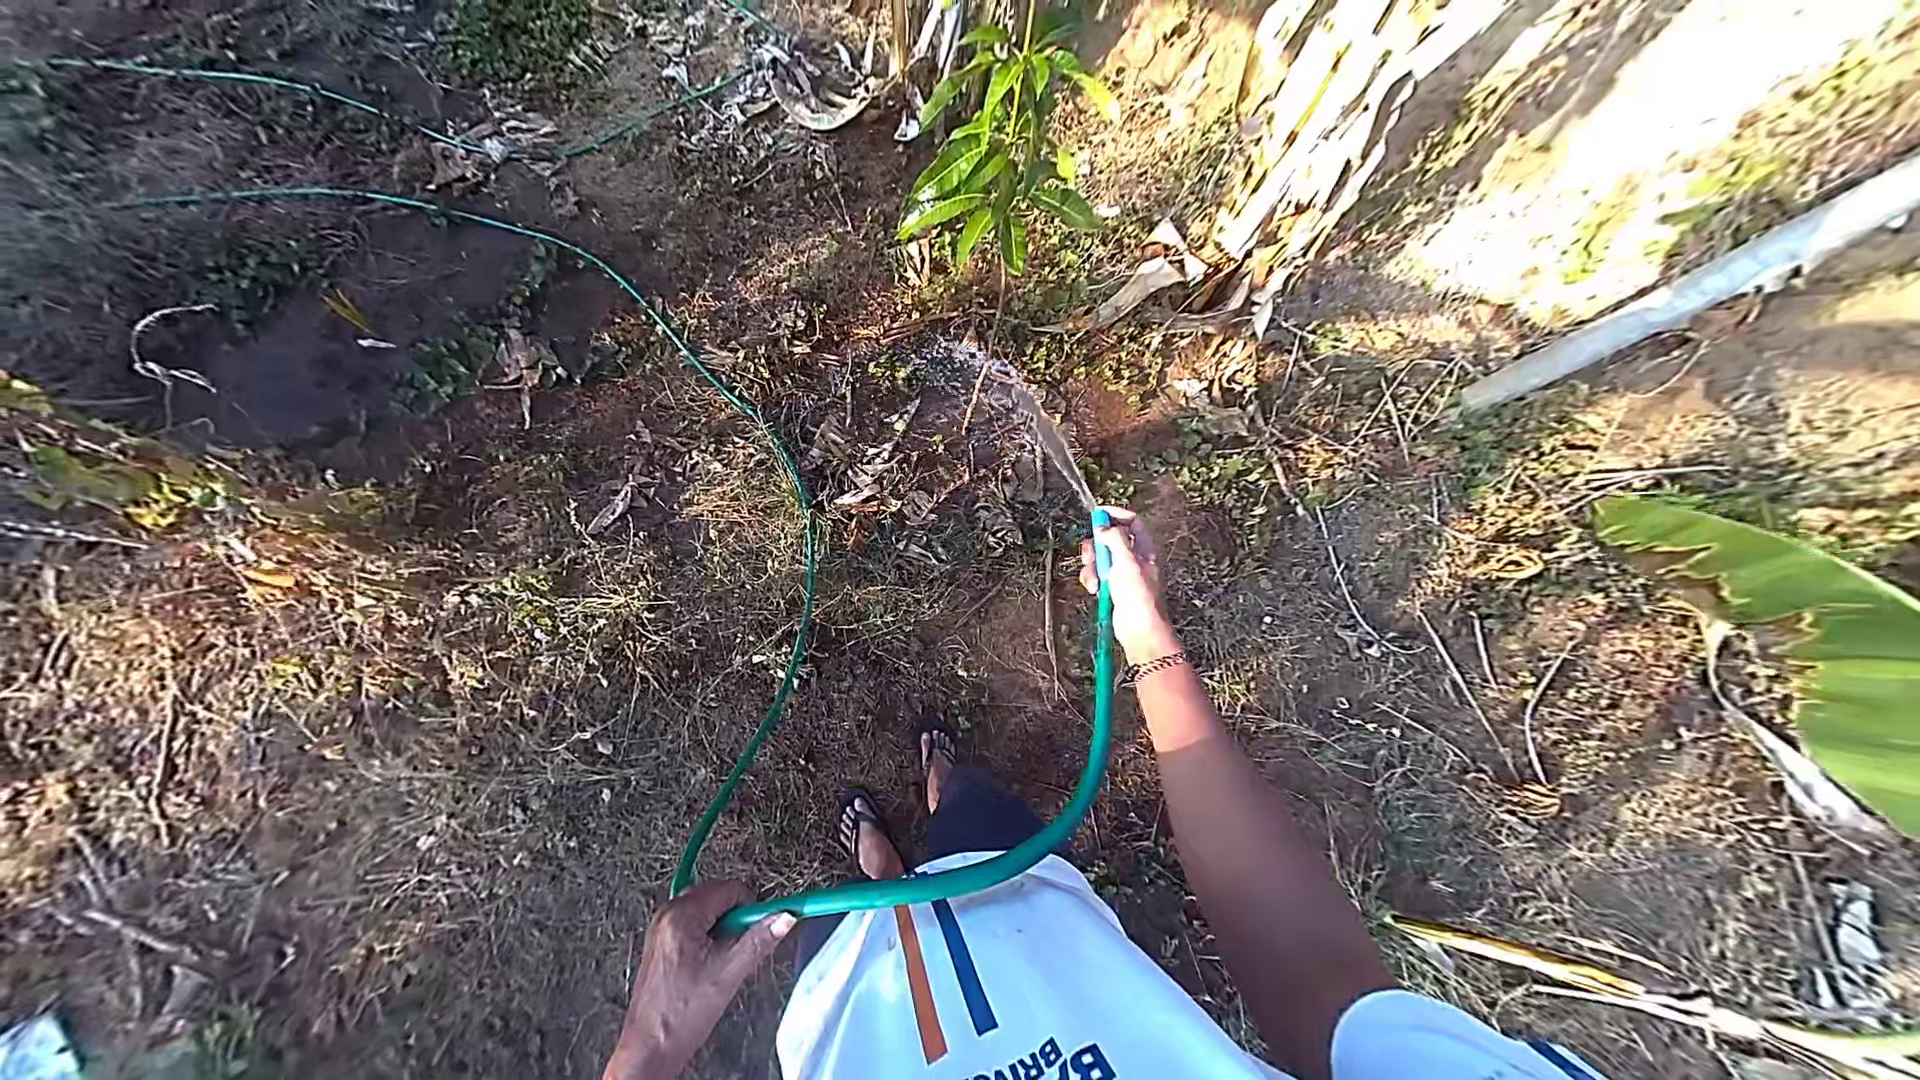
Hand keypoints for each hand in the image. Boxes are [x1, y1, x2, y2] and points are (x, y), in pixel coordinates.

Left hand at [603, 882, 795, 1079]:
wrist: (647, 1053)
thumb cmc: (676, 1019)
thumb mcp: (728, 975)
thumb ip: (760, 940)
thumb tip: (784, 918)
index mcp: (681, 916)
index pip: (731, 889)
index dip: (750, 908)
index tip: (761, 926)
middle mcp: (667, 915)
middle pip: (718, 895)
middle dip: (735, 917)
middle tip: (738, 946)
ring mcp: (662, 928)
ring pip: (708, 909)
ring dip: (722, 926)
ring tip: (722, 958)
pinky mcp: (662, 942)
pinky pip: (695, 922)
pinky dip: (709, 934)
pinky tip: (709, 962)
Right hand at [1078, 506, 1180, 664]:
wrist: (1139, 629)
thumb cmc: (1139, 596)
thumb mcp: (1126, 561)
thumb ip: (1114, 539)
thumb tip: (1102, 526)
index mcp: (1144, 549)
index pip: (1132, 522)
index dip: (1115, 515)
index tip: (1097, 514)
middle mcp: (1135, 559)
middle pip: (1111, 539)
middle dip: (1097, 545)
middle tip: (1090, 554)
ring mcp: (1124, 574)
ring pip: (1101, 559)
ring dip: (1092, 567)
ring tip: (1094, 580)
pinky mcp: (1114, 588)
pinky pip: (1097, 576)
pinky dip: (1092, 580)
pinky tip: (1094, 589)